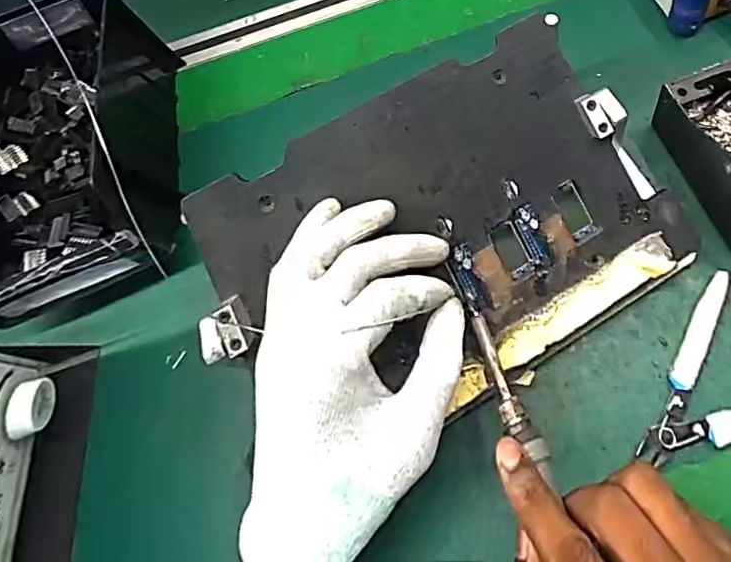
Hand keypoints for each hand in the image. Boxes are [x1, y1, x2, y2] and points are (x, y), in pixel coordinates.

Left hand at [239, 198, 465, 561]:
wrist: (296, 522)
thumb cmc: (354, 486)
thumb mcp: (415, 431)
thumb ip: (441, 362)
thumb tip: (453, 311)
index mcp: (332, 361)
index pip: (386, 296)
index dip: (425, 290)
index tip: (449, 300)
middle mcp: (299, 337)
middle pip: (353, 265)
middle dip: (402, 248)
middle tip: (436, 248)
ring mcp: (282, 334)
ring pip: (312, 255)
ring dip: (348, 225)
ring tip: (383, 209)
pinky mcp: (277, 337)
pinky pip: (286, 271)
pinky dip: (305, 237)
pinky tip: (325, 215)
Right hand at [497, 437, 730, 561]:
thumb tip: (533, 533)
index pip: (568, 549)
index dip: (530, 497)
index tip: (509, 458)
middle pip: (603, 504)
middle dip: (575, 507)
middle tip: (570, 530)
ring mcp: (708, 559)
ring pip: (642, 482)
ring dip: (614, 496)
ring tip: (611, 527)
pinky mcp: (730, 549)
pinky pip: (678, 497)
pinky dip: (652, 506)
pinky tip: (647, 533)